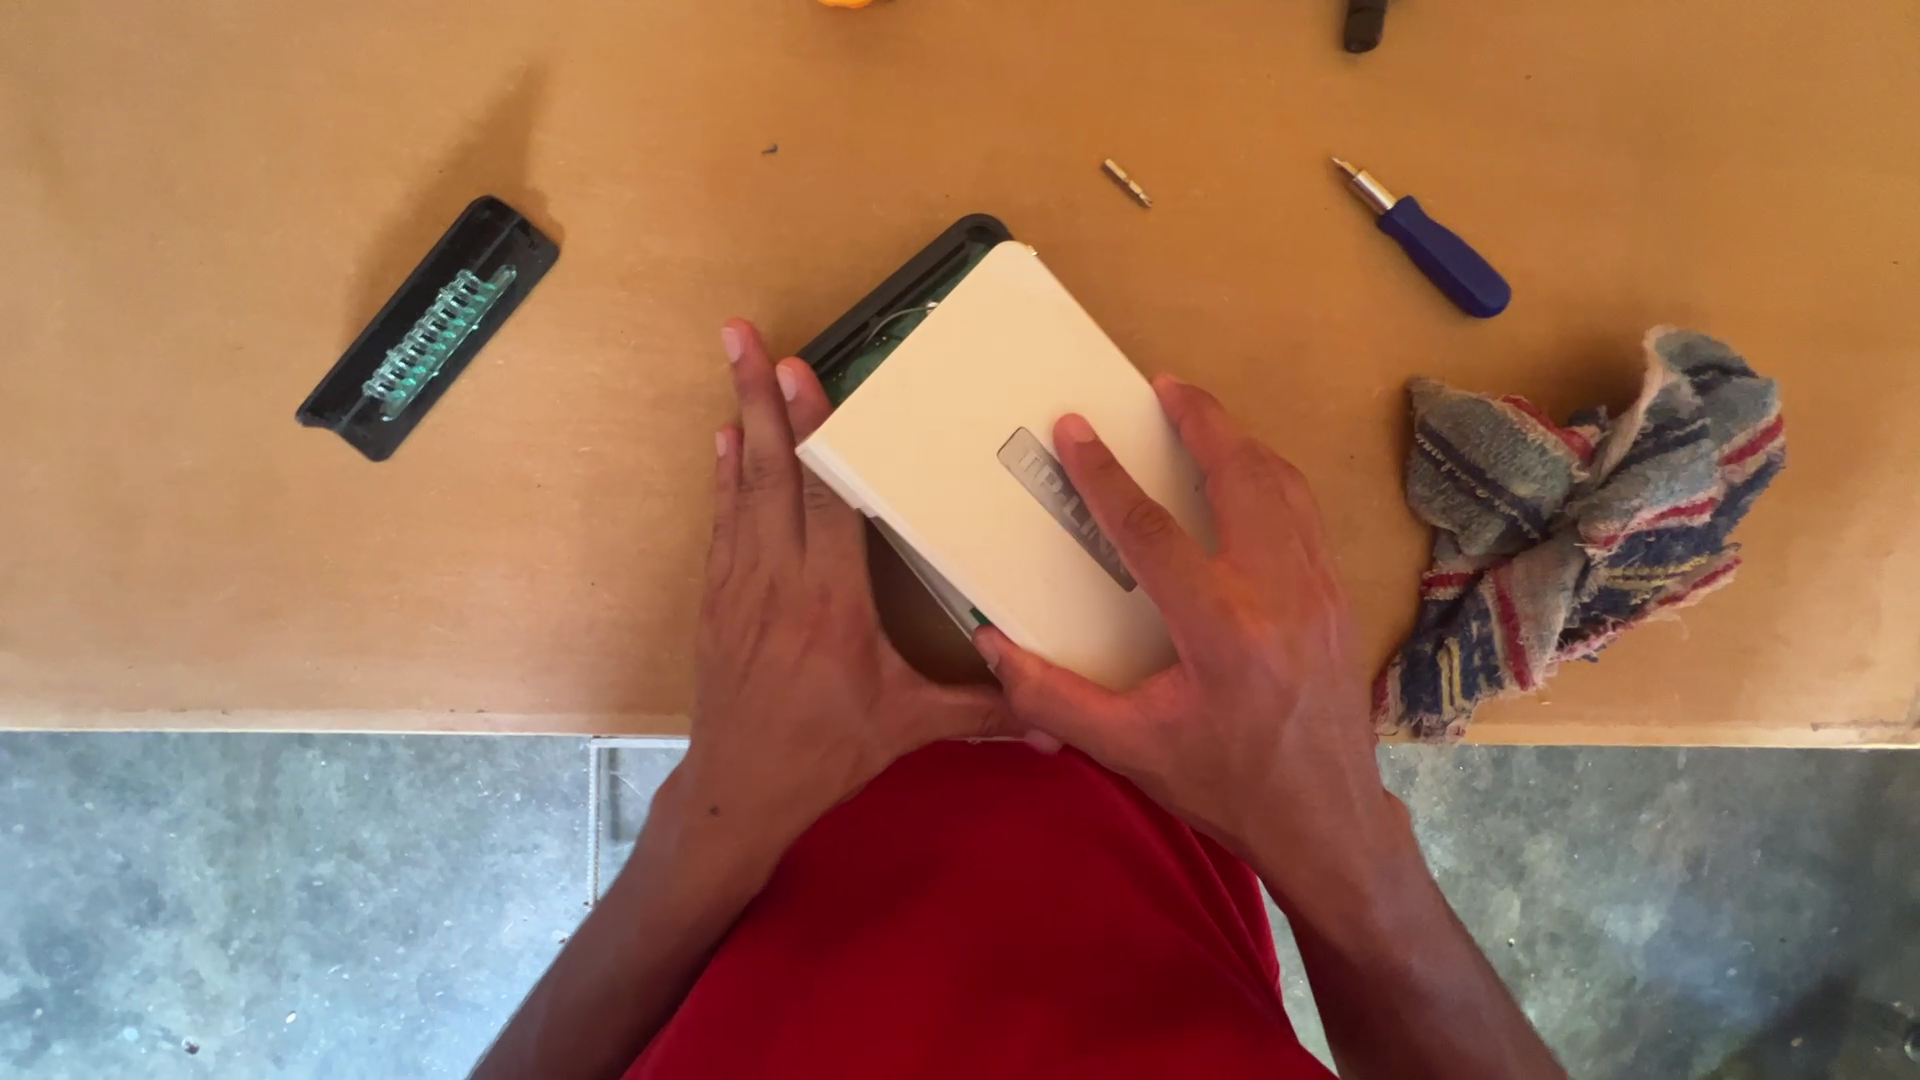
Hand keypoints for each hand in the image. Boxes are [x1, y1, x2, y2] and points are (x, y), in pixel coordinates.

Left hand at [681, 319, 1014, 863]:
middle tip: (740, 336)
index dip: (814, 433)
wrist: (740, 787)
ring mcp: (740, 583)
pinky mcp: (719, 597)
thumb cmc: (826, 749)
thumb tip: (1056, 723)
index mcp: (830, 599)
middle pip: (771, 473)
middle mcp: (778, 577)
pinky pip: (723, 521)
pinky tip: (724, 442)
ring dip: (739, 422)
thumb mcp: (908, 726)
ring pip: (740, 487)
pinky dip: (725, 476)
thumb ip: (983, 711)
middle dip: (757, 398)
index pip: (824, 499)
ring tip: (731, 364)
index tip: (797, 373)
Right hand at [972, 376, 1411, 915]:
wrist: (1328, 823)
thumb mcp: (1125, 747)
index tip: (1076, 429)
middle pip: (1241, 476)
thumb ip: (1050, 696)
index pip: (1151, 531)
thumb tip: (991, 646)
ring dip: (1240, 441)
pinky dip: (1270, 476)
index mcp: (1221, 629)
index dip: (1104, 476)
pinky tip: (1247, 475)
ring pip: (1283, 485)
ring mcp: (1320, 590)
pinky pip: (1304, 512)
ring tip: (1201, 414)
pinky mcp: (1338, 597)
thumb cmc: (1224, 783)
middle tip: (1164, 384)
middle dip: (1201, 420)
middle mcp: (1278, 593)